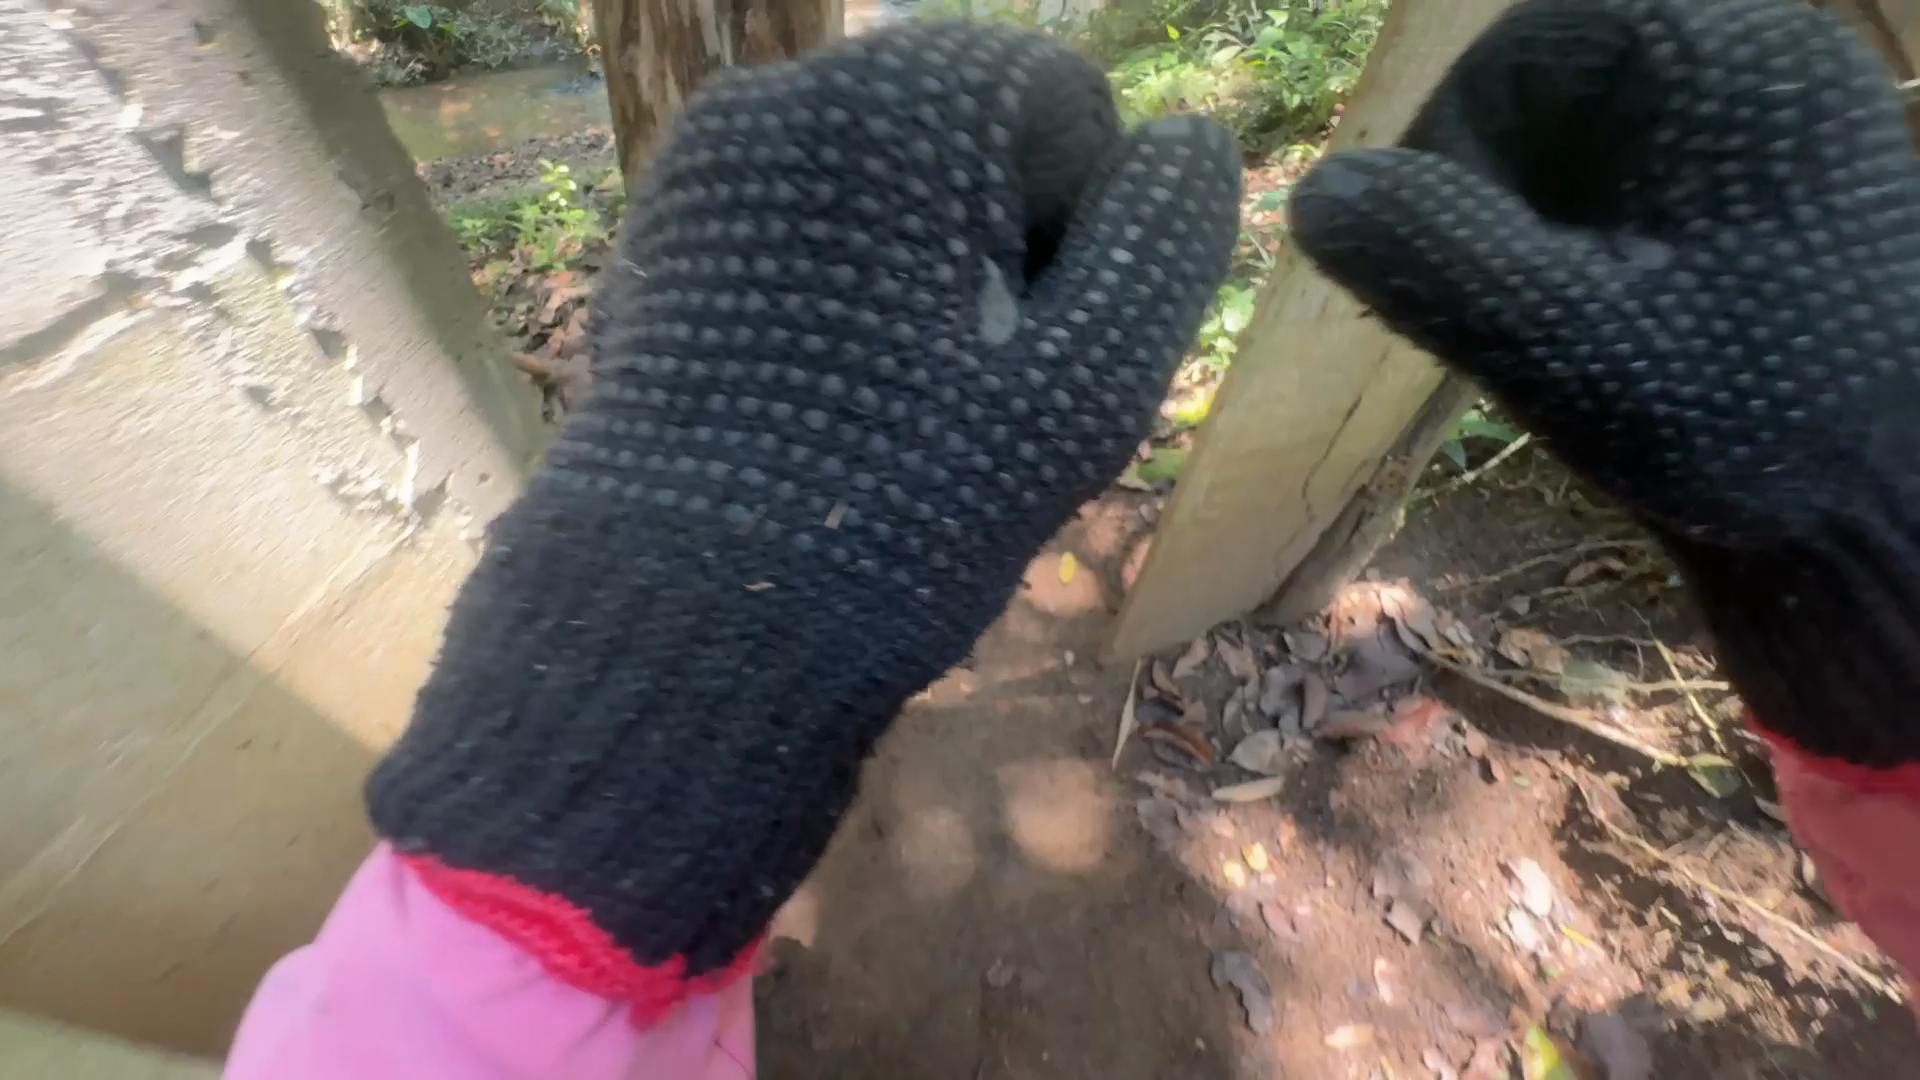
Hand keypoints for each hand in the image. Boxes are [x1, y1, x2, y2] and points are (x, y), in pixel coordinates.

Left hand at [367, 21, 1240, 1019]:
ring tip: (901, 387)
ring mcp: (709, 164)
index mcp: (904, 109)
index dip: (1081, 218)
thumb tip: (1194, 142)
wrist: (700, 612)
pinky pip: (797, 221)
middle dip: (998, 233)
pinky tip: (827, 382)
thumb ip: (1159, 247)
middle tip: (975, 371)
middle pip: (959, 129)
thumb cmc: (909, 506)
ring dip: (923, 260)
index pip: (1055, 97)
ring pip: (877, 178)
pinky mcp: (663, 238)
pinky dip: (841, 278)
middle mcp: (788, 95)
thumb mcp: (1082, 387)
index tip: (1044, 331)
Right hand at [1289, 0, 1919, 767]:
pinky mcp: (1704, 196)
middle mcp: (1727, 71)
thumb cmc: (1733, 412)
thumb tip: (1313, 193)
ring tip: (1520, 321)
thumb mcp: (1557, 337)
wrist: (1863, 491)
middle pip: (1521, 95)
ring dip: (1490, 234)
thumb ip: (1432, 258)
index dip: (1441, 147)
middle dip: (1467, 198)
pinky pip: (1571, 193)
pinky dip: (1529, 251)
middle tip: (1481, 305)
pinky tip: (1549, 314)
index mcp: (1713, 67)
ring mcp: (1718, 136)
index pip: (1511, 50)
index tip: (1442, 259)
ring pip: (1536, 150)